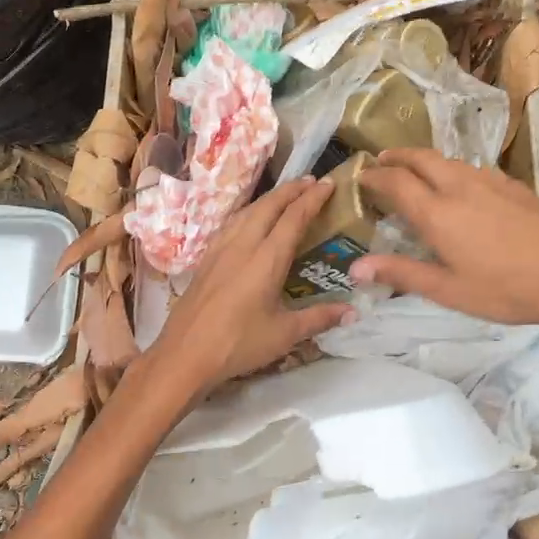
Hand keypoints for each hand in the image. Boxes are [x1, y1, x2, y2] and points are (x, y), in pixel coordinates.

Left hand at [142, 178, 353, 397]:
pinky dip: (247, 212)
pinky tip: (249, 220)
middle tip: (310, 182)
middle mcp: (242, 245)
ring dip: (268, 199)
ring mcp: (219, 250)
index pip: (293, 217)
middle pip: (268, 206)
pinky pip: (230, 224)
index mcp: (266, 259)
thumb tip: (353, 312)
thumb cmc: (237, 344)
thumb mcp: (284, 334)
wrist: (184, 355)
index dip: (312, 198)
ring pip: (246, 211)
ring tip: (284, 196)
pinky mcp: (205, 260)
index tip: (328, 184)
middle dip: (290, 190)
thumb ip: (319, 318)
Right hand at [352, 148, 538, 334]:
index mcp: (437, 213)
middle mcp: (459, 187)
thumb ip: (402, 274)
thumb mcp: (448, 290)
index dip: (374, 176)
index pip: (395, 181)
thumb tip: (356, 268)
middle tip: (381, 162)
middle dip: (396, 156)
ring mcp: (490, 182)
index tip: (360, 178)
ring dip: (424, 161)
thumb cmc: (505, 290)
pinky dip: (452, 169)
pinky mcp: (514, 185)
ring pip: (448, 160)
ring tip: (415, 173)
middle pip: (420, 158)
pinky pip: (473, 168)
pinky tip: (461, 187)